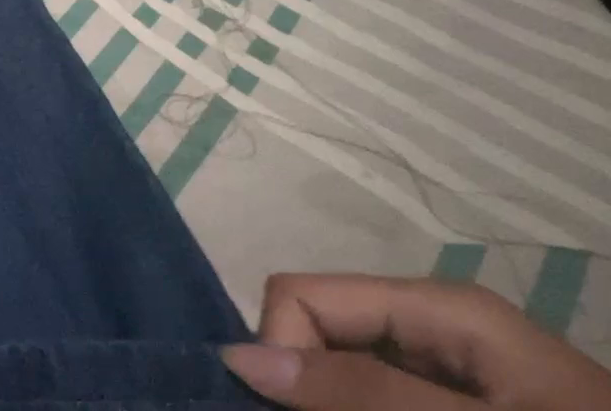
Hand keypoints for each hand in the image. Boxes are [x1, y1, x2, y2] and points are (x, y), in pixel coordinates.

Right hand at [223, 274, 610, 409]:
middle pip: (318, 333)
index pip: (298, 296)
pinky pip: (380, 398)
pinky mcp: (456, 403)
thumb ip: (361, 393)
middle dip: (307, 387)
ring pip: (342, 374)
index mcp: (437, 306)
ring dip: (330, 408)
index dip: (284, 350)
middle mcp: (433, 327)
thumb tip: (237, 355)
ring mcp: (451, 372)